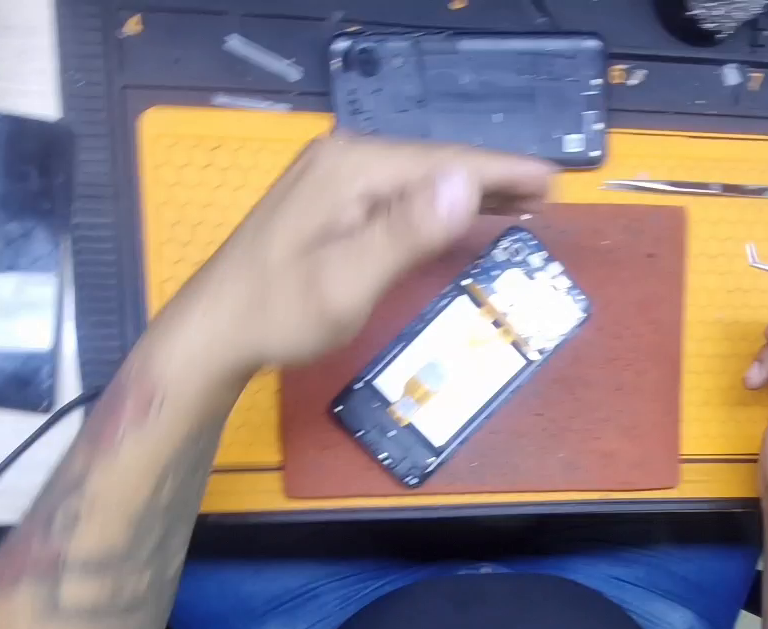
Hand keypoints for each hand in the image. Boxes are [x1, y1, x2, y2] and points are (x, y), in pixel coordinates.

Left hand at [170, 134, 554, 372]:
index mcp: (354, 170)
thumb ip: (405, 232)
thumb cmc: (282, 313)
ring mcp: (335, 181)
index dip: (499, 173)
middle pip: (432, 167)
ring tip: (515, 203)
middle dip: (490, 180)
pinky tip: (453, 215)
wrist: (219, 328)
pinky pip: (397, 197)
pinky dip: (433, 207)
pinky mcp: (330, 204)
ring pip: (416, 181)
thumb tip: (465, 184)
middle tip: (543, 193)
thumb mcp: (347, 280)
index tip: (548, 181)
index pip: (442, 165)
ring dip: (466, 193)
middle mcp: (346, 161)